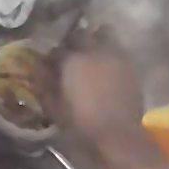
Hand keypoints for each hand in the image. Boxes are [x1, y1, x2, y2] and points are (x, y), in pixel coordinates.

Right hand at [51, 26, 149, 158]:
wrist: (119, 135)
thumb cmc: (81, 123)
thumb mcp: (54, 107)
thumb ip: (44, 84)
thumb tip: (38, 69)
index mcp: (72, 60)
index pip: (57, 48)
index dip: (52, 57)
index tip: (50, 66)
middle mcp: (94, 50)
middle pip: (81, 33)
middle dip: (73, 41)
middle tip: (70, 56)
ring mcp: (115, 55)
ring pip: (103, 34)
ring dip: (94, 40)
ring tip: (90, 56)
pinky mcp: (130, 65)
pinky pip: (116, 49)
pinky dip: (108, 53)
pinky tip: (105, 68)